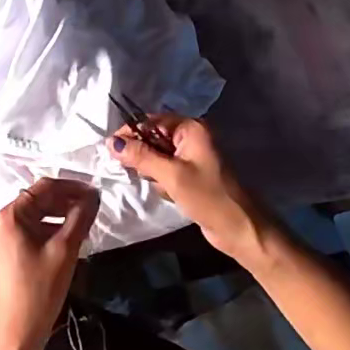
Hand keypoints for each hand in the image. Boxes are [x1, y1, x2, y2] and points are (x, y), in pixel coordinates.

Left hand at [0, 178, 99, 349]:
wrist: (16, 332)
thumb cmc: (39, 290)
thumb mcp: (64, 251)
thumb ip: (80, 218)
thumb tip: (93, 195)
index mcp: (10, 215)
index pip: (44, 187)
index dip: (71, 187)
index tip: (96, 193)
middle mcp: (2, 220)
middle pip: (39, 199)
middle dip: (67, 200)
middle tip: (94, 208)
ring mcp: (3, 236)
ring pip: (37, 215)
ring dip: (61, 215)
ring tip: (86, 222)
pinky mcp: (8, 250)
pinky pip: (32, 229)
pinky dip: (51, 229)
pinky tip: (70, 237)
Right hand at [107, 114, 277, 263]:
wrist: (239, 228)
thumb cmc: (208, 197)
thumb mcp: (171, 175)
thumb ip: (140, 156)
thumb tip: (111, 142)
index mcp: (191, 129)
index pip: (151, 121)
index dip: (130, 133)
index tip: (110, 148)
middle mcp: (192, 137)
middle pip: (152, 137)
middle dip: (142, 155)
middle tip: (138, 172)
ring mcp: (192, 156)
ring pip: (156, 156)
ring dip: (151, 170)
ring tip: (159, 185)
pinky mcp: (190, 174)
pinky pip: (165, 170)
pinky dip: (161, 180)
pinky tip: (168, 193)